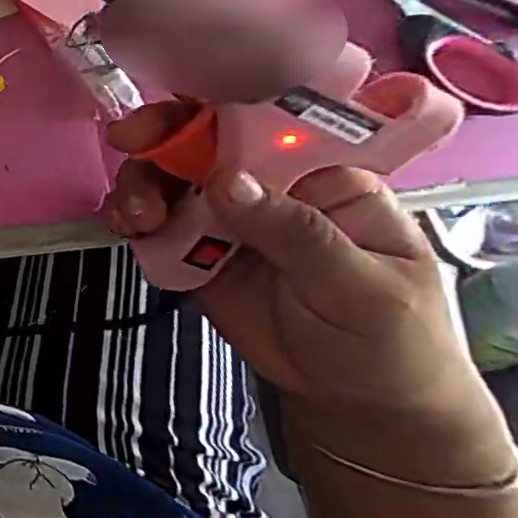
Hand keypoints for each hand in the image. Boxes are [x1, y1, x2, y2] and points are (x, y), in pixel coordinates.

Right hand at [107, 102, 510, 482]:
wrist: (360, 407)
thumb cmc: (390, 339)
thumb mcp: (360, 286)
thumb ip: (296, 231)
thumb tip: (224, 181)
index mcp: (321, 174)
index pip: (265, 122)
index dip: (215, 109)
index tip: (169, 118)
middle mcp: (268, 184)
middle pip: (204, 142)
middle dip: (162, 139)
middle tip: (129, 144)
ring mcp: (229, 218)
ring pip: (172, 179)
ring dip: (142, 184)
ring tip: (135, 218)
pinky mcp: (199, 251)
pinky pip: (158, 224)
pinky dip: (134, 220)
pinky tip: (127, 230)